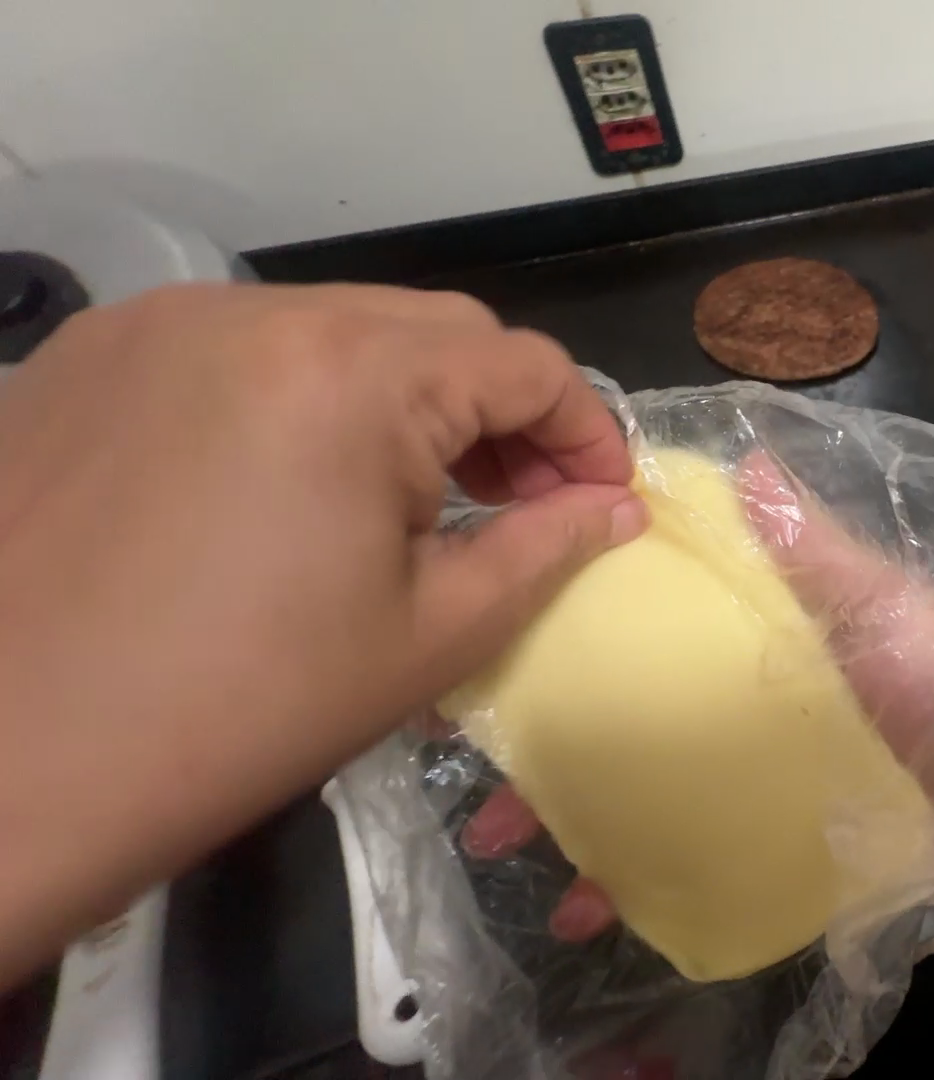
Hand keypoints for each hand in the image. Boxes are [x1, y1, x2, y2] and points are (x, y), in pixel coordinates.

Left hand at [0, 283, 643, 976]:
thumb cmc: (248, 706)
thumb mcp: (446, 628)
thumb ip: (554, 545)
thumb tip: (621, 509)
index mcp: (354, 379)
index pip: (531, 366)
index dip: (591, 432)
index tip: (607, 501)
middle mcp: (259, 317)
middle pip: (455, 333)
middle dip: (520, 413)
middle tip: (535, 500)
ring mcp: (165, 328)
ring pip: (366, 329)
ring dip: (437, 401)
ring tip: (445, 493)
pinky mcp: (102, 359)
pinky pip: (274, 347)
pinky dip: (345, 397)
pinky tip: (339, 480)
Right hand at [462, 452, 933, 943]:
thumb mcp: (889, 611)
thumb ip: (820, 550)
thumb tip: (747, 461)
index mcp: (758, 629)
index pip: (661, 603)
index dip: (587, 602)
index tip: (508, 608)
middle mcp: (731, 691)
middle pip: (624, 693)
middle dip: (545, 714)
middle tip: (470, 739)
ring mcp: (732, 765)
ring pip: (626, 774)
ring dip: (559, 804)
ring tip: (500, 836)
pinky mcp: (743, 830)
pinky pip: (667, 849)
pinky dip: (623, 876)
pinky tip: (585, 904)